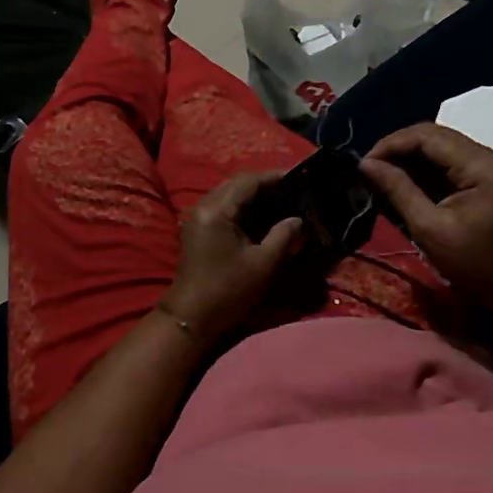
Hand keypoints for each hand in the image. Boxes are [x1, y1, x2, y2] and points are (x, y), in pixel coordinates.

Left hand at [159, 172, 303, 343]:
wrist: (192, 316)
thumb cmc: (228, 290)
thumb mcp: (263, 264)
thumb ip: (284, 236)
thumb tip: (299, 219)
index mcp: (215, 210)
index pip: (247, 181)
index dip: (275, 176)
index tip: (301, 175)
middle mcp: (202, 206)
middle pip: (237, 184)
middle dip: (266, 184)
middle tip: (296, 188)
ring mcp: (197, 217)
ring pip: (230, 194)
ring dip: (255, 195)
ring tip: (285, 199)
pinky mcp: (198, 228)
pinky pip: (224, 207)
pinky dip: (244, 207)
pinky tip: (265, 215)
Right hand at [358, 124, 492, 313]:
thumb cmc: (479, 265)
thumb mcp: (430, 229)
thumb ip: (398, 190)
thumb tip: (365, 164)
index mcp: (485, 167)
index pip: (429, 136)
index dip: (391, 144)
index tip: (364, 164)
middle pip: (436, 137)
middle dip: (398, 149)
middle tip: (370, 169)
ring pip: (442, 148)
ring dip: (409, 158)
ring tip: (382, 176)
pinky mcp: (492, 180)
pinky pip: (451, 163)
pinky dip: (424, 170)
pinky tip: (405, 183)